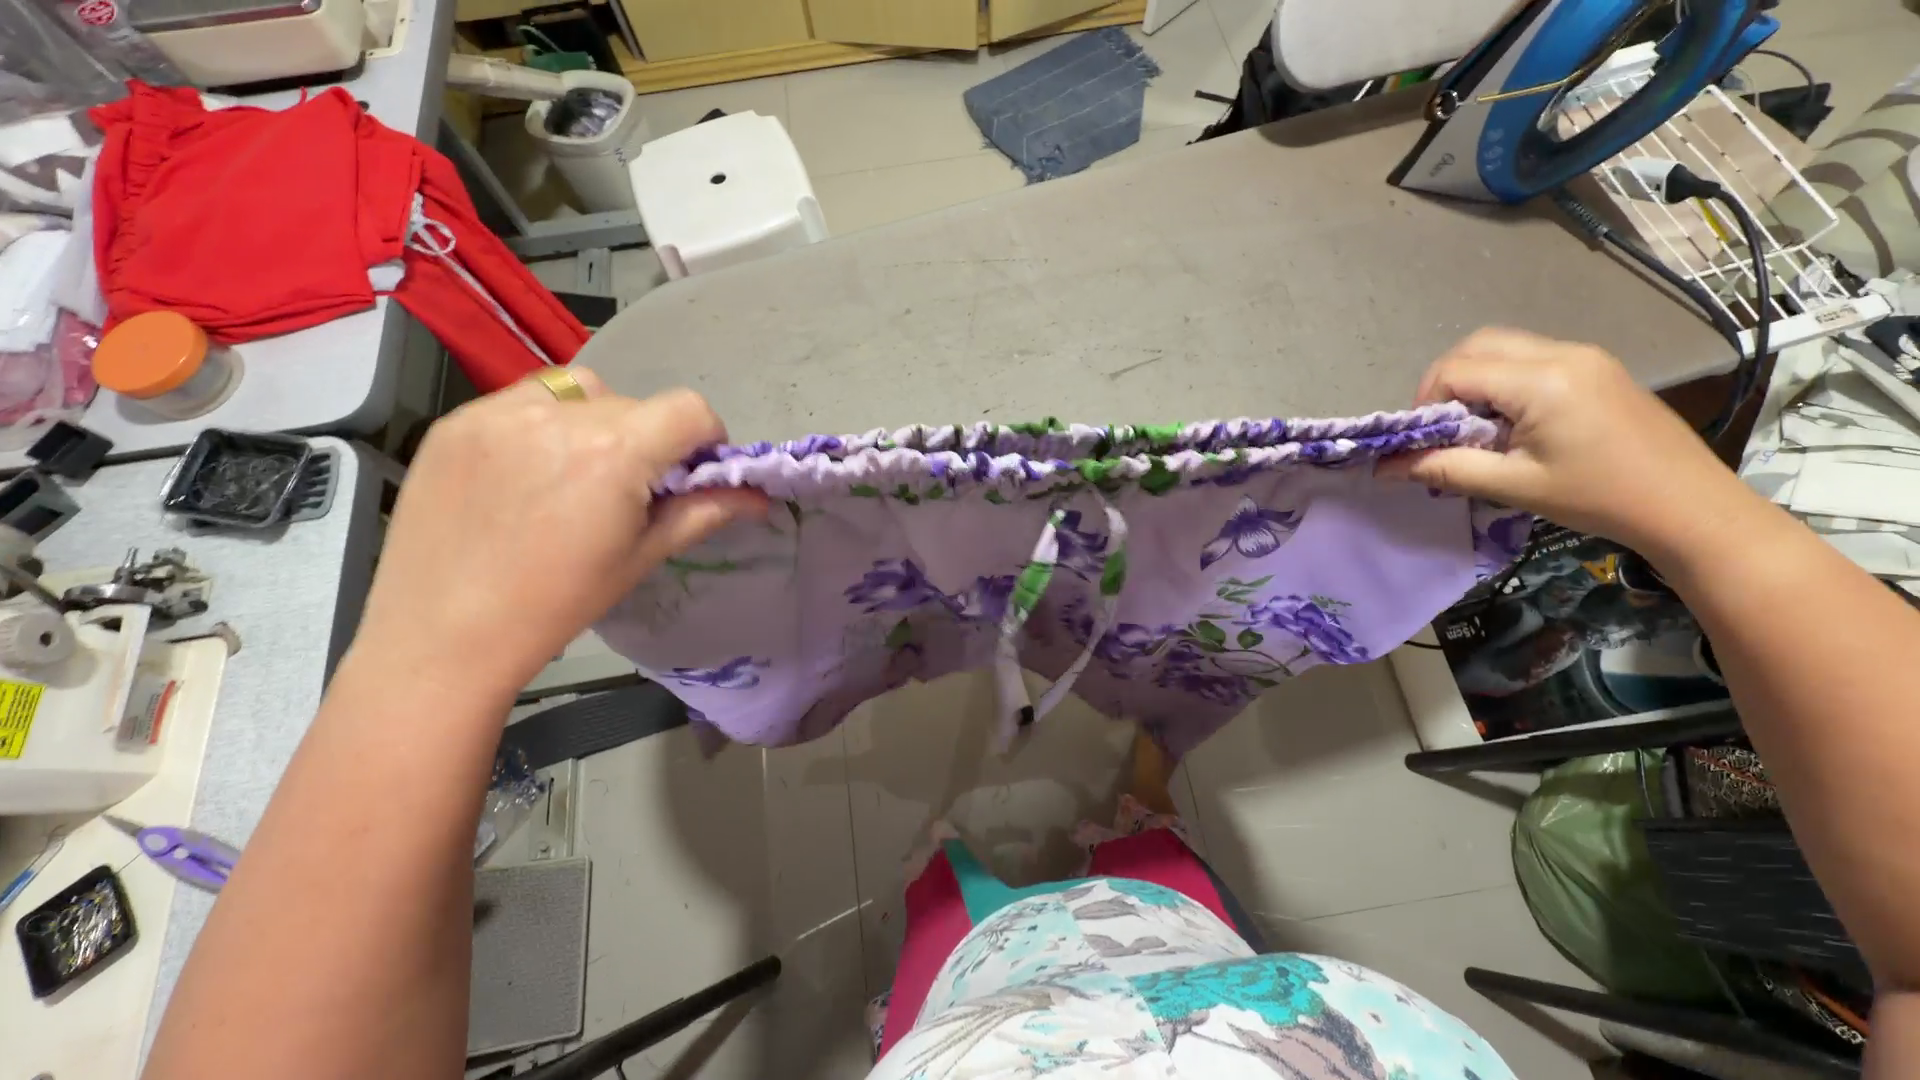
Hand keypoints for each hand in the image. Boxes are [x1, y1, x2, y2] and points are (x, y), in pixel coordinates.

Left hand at [348, 371, 765, 697]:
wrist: (442, 635)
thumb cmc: (556, 604)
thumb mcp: (640, 558)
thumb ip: (703, 513)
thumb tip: (758, 497)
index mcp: (615, 452)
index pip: (689, 409)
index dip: (703, 438)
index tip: (689, 474)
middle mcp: (561, 415)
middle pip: (636, 404)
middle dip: (647, 439)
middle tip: (625, 491)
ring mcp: (501, 412)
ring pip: (581, 391)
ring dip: (597, 420)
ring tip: (573, 471)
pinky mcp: (458, 420)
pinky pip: (524, 399)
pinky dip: (543, 423)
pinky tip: (525, 471)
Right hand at [1382, 327, 1749, 555]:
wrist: (1688, 504)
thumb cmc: (1598, 498)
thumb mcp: (1513, 486)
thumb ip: (1444, 468)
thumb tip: (1384, 468)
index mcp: (1541, 381)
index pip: (1455, 370)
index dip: (1426, 402)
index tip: (1426, 441)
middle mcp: (1562, 353)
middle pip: (1477, 345)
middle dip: (1446, 383)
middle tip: (1445, 428)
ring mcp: (1584, 356)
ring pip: (1503, 347)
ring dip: (1474, 379)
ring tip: (1477, 427)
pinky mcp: (1596, 367)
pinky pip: (1530, 358)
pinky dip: (1503, 380)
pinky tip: (1511, 421)